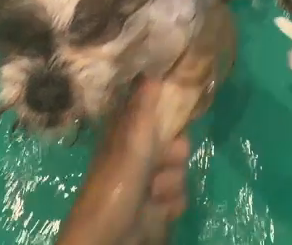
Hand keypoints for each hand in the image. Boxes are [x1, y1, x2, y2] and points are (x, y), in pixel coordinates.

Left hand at [55, 77, 192, 243]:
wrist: (111, 236)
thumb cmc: (118, 179)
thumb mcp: (132, 135)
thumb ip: (144, 102)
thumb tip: (151, 64)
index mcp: (131, 131)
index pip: (160, 112)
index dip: (171, 115)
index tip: (178, 117)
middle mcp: (141, 152)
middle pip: (178, 142)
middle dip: (173, 155)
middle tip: (158, 162)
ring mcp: (151, 180)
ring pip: (181, 172)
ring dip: (169, 183)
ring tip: (151, 193)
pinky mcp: (160, 206)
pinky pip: (181, 197)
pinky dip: (170, 205)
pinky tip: (155, 209)